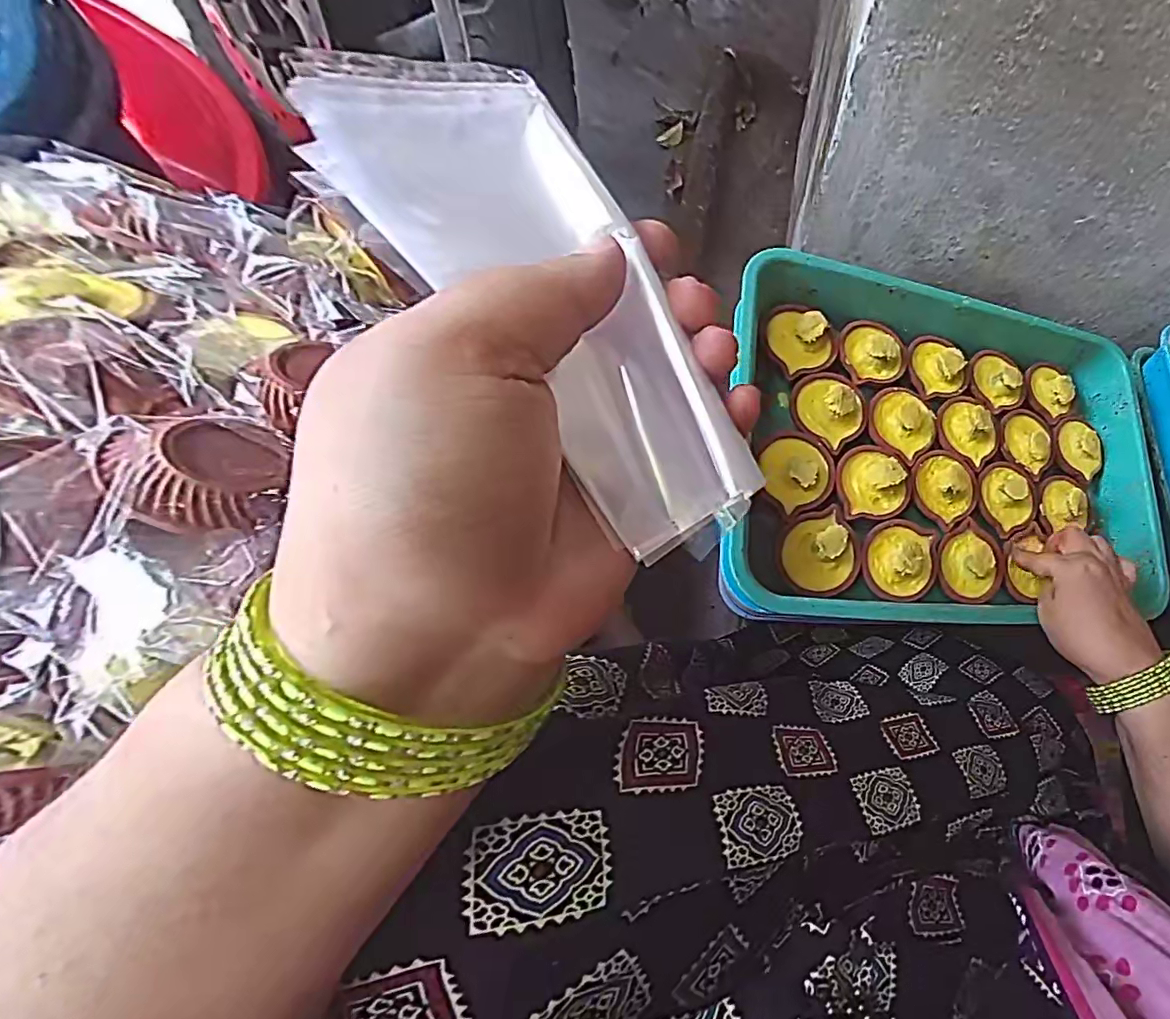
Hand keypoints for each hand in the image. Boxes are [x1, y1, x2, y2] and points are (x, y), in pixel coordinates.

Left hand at [266, 222, 758, 724]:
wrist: (447, 622)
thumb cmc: (426, 471)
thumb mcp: (453, 353)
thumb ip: (533, 296)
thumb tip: (608, 259)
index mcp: (474, 355)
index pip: (548, 293)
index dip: (601, 263)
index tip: (650, 245)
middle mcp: (537, 403)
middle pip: (619, 341)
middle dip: (665, 311)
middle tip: (694, 301)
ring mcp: (593, 458)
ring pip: (664, 393)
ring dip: (700, 360)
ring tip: (720, 345)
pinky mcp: (641, 505)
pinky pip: (693, 455)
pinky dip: (724, 425)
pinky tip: (742, 403)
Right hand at [1009, 527, 1162, 683]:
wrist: (1123, 660)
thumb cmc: (1086, 640)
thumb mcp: (1047, 616)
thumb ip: (1045, 592)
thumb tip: (1049, 585)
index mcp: (1070, 567)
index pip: (1040, 557)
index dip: (1024, 556)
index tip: (1017, 553)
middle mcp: (1094, 562)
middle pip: (1072, 535)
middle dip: (1055, 541)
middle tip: (1046, 554)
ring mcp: (1113, 570)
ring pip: (1096, 540)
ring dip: (1081, 544)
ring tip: (1070, 557)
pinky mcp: (1126, 583)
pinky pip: (1116, 559)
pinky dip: (1105, 559)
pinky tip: (1100, 569)